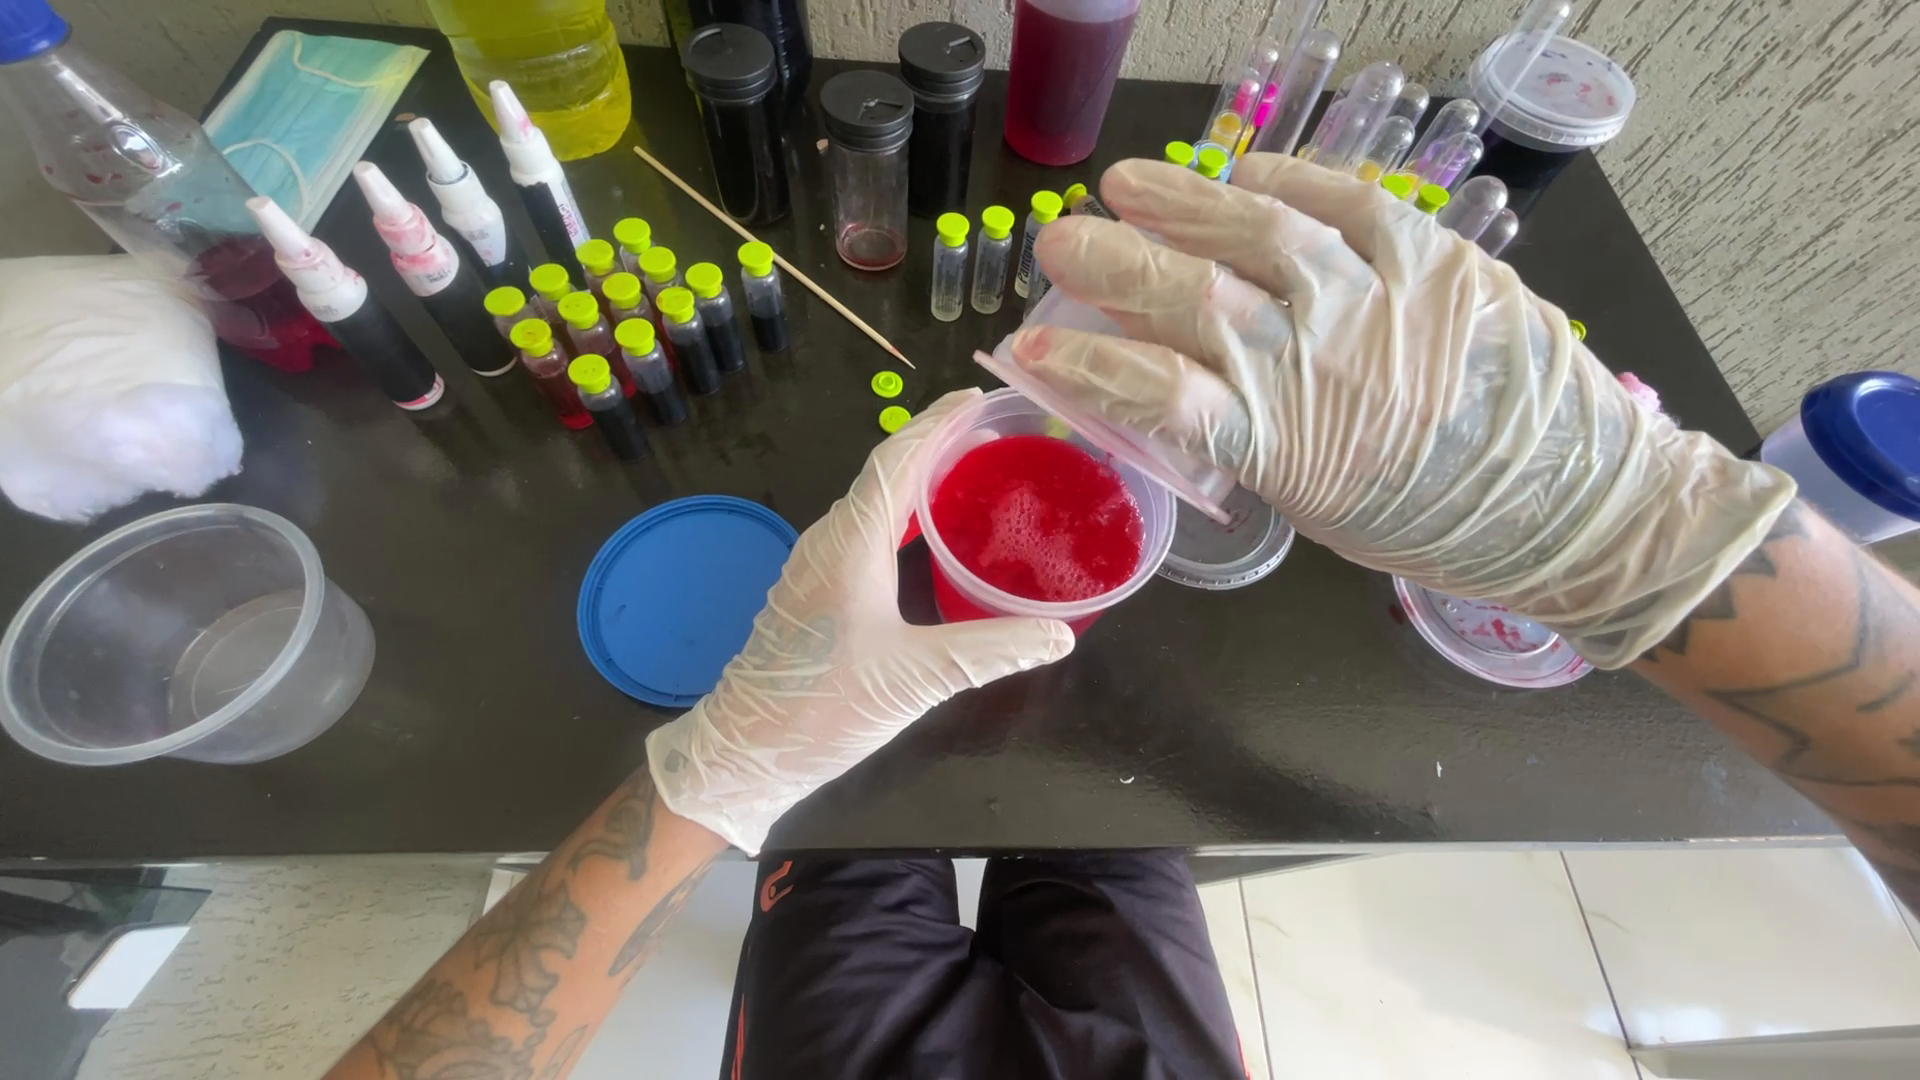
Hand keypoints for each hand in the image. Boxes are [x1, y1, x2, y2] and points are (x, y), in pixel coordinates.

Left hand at [646, 389, 1075, 853]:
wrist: (745, 751)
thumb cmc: (825, 706)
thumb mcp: (918, 678)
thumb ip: (992, 651)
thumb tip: (1062, 636)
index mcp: (851, 544)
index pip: (897, 462)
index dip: (937, 424)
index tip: (974, 399)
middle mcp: (829, 541)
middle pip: (882, 474)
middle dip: (932, 443)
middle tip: (986, 434)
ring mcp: (813, 564)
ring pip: (868, 503)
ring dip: (912, 478)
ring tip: (962, 472)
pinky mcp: (811, 589)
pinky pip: (860, 530)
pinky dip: (897, 514)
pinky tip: (920, 535)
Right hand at [1012, 156, 1794, 666]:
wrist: (1561, 500)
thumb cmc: (1413, 517)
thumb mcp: (1300, 496)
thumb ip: (1231, 434)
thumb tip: (1164, 383)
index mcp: (1272, 439)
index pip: (1149, 390)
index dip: (1080, 364)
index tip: (1029, 347)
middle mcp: (1310, 358)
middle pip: (1185, 298)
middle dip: (1107, 266)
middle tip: (1057, 241)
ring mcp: (1372, 296)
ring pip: (1255, 232)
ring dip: (1176, 203)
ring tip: (1123, 183)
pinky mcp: (1431, 254)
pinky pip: (1344, 201)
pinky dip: (1283, 181)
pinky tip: (1238, 176)